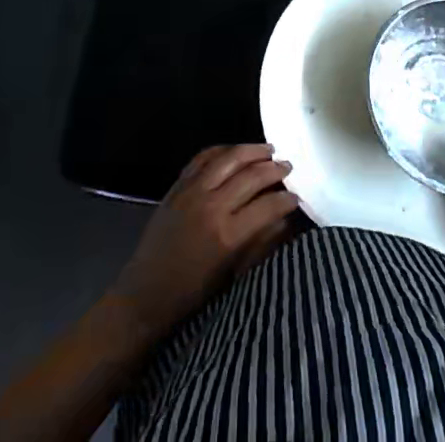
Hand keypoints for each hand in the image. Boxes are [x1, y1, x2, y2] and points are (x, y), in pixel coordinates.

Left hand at [110, 144, 299, 334]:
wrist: (147, 292)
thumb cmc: (194, 293)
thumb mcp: (233, 274)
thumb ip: (260, 242)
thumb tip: (284, 220)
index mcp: (228, 234)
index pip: (268, 205)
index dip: (287, 199)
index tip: (297, 196)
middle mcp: (211, 205)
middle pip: (250, 176)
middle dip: (273, 169)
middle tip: (288, 167)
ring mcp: (191, 191)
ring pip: (227, 159)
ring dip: (250, 151)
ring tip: (267, 150)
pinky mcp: (177, 186)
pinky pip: (202, 158)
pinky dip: (221, 150)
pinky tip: (234, 151)